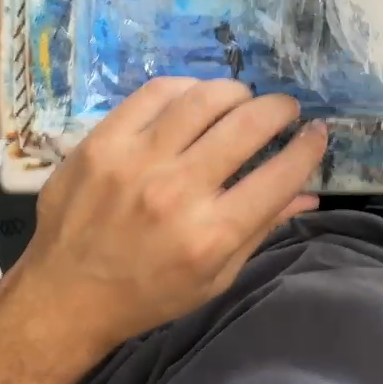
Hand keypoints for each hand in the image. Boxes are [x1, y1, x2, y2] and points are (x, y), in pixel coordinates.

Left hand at [0, 77, 324, 357]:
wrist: (65, 295)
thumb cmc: (149, 293)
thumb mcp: (215, 277)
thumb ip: (262, 229)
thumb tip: (309, 193)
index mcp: (210, 235)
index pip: (279, 176)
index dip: (309, 147)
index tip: (317, 131)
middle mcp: (177, 192)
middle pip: (247, 126)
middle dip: (279, 109)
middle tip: (285, 109)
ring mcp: (136, 161)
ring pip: (203, 99)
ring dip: (236, 92)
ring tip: (243, 99)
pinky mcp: (103, 141)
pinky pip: (156, 93)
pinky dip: (188, 88)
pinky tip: (197, 97)